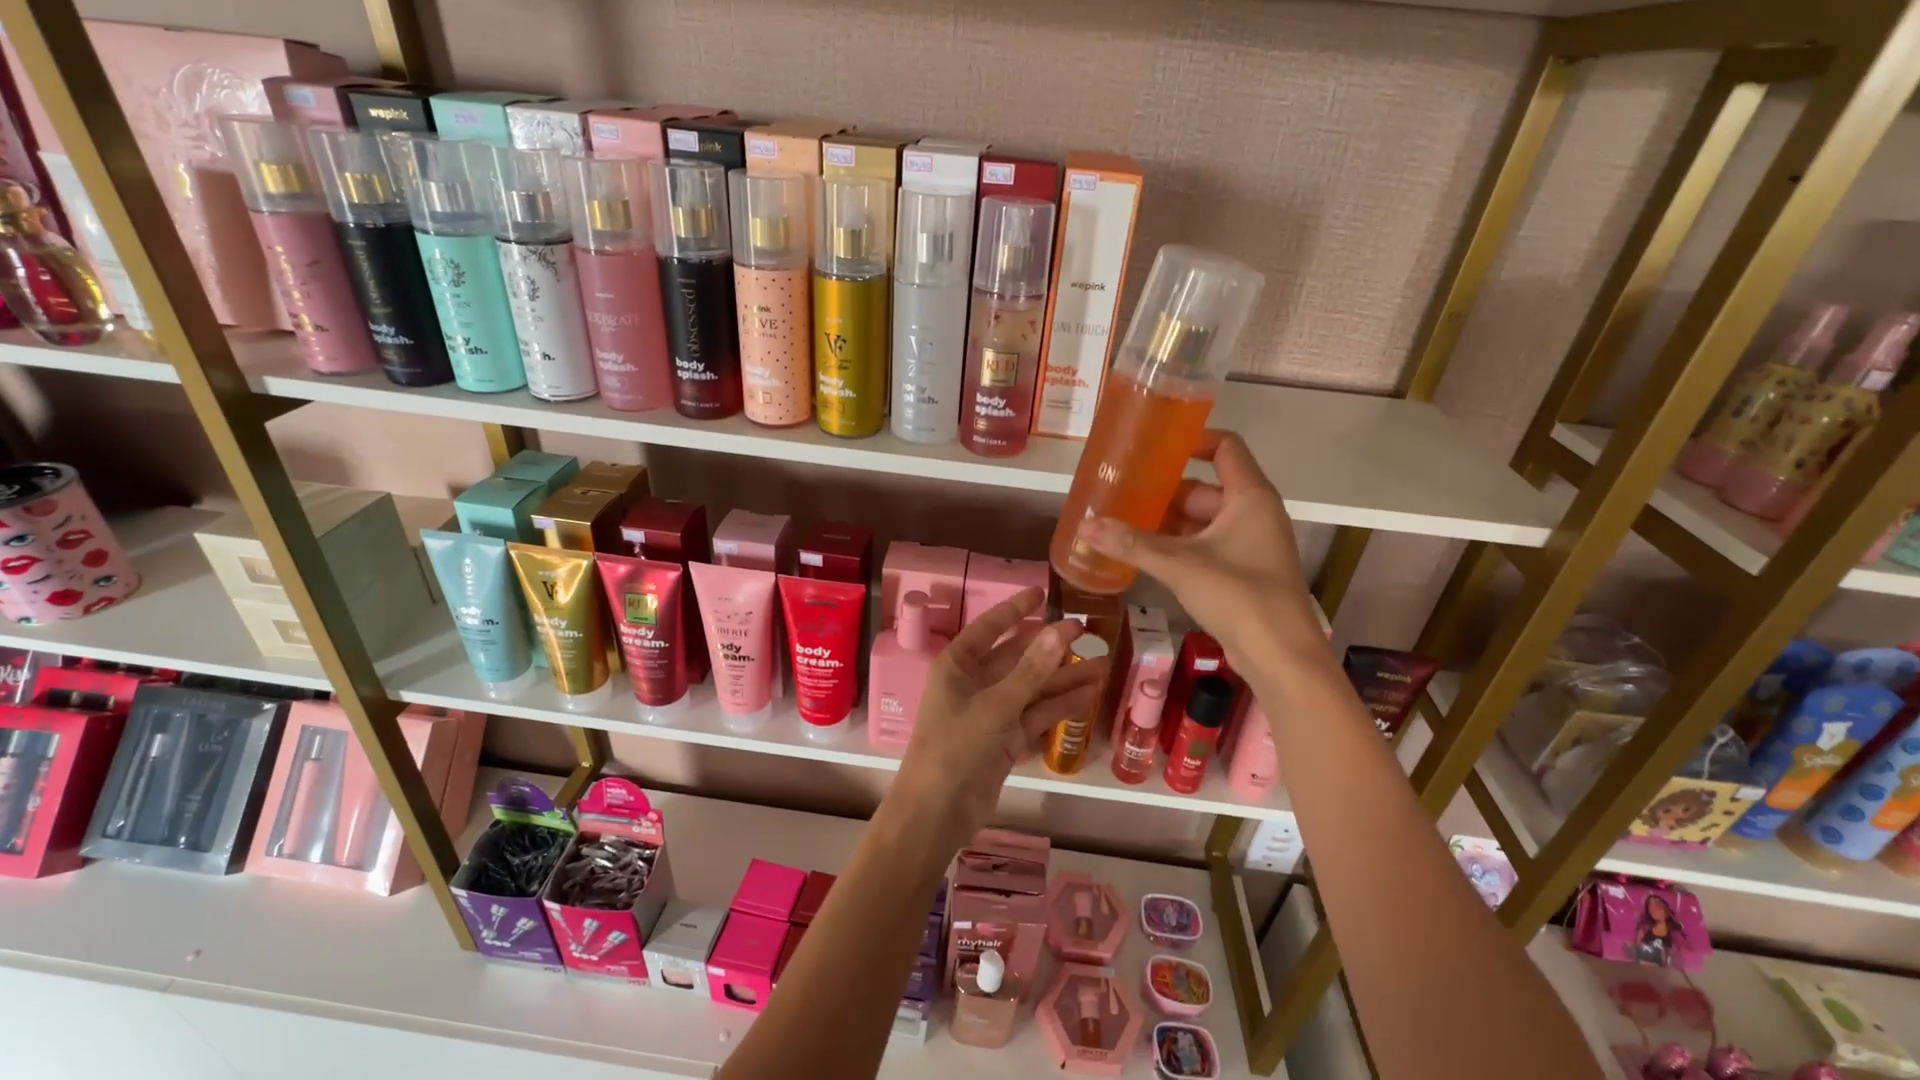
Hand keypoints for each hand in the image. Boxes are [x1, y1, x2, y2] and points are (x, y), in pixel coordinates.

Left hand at [888, 588, 1109, 851]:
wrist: (938, 812)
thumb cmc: (956, 748)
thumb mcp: (996, 705)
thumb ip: (1032, 670)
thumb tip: (1060, 630)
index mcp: (957, 666)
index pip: (990, 628)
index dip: (1016, 610)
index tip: (1041, 593)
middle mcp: (974, 684)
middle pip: (1017, 658)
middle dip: (1051, 647)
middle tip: (1089, 632)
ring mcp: (991, 713)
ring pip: (1032, 688)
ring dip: (1064, 678)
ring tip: (1104, 665)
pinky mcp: (1005, 740)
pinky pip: (1036, 715)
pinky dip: (1060, 707)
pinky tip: (1089, 695)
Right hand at [1076, 430, 1324, 671]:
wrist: (1281, 656)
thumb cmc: (1239, 596)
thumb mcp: (1181, 566)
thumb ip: (1133, 544)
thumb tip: (1086, 526)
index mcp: (1249, 497)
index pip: (1225, 448)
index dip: (1192, 440)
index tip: (1154, 444)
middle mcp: (1253, 514)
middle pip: (1204, 488)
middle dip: (1164, 491)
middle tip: (1121, 490)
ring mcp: (1249, 545)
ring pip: (1202, 521)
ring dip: (1167, 522)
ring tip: (1122, 519)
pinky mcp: (1241, 573)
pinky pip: (1205, 546)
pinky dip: (1177, 546)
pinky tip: (1143, 553)